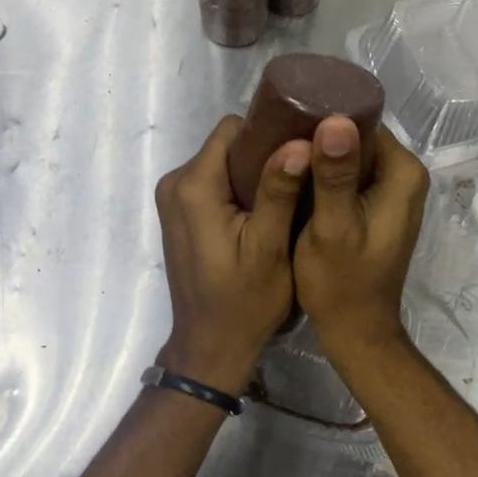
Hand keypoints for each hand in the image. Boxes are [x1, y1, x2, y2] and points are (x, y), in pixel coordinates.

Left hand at [154, 116, 308, 395]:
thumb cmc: (244, 301)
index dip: (269, 134)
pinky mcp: (181, 214)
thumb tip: (298, 142)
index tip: (302, 150)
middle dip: (264, 155)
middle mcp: (175, 183)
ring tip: (290, 195)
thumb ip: (279, 191)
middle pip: (228, 144)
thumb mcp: (269, 248)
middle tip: (303, 178)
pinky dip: (240, 190)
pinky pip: (215, 183)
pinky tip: (267, 211)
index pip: (233, 129)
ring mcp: (174, 199)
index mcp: (194, 186)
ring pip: (223, 163)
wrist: (212, 347)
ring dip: (254, 174)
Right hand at [294, 117, 429, 358]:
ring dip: (319, 156)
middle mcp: (406, 176)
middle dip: (319, 137)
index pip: (362, 122)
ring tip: (280, 156)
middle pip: (357, 137)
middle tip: (276, 143)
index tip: (286, 124)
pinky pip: (351, 176)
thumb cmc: (341, 281)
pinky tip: (295, 179)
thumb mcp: (332, 227)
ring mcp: (394, 192)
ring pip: (351, 156)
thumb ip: (335, 175)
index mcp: (403, 173)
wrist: (356, 329)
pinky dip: (326, 175)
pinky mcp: (380, 207)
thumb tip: (336, 121)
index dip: (324, 119)